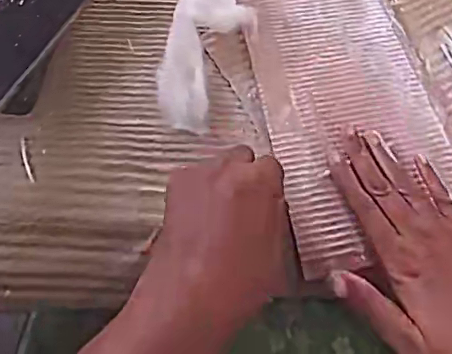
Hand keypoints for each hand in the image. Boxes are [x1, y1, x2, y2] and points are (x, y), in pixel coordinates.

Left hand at [90, 147, 288, 353]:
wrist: (188, 294)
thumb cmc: (239, 283)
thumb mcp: (274, 251)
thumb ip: (275, 215)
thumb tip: (270, 201)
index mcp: (258, 182)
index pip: (271, 165)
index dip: (270, 185)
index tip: (266, 203)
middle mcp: (228, 166)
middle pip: (242, 157)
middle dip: (245, 176)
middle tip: (242, 206)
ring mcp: (199, 170)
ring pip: (217, 165)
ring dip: (220, 181)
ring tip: (216, 215)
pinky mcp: (176, 180)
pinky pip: (194, 177)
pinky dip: (198, 190)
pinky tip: (196, 218)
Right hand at [329, 132, 451, 353]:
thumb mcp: (412, 341)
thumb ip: (374, 306)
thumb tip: (336, 278)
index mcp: (403, 261)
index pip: (367, 211)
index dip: (348, 181)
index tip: (333, 157)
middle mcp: (421, 237)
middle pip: (385, 189)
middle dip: (364, 157)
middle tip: (347, 131)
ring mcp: (447, 231)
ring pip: (409, 185)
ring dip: (389, 158)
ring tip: (374, 135)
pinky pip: (442, 195)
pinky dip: (428, 174)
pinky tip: (418, 159)